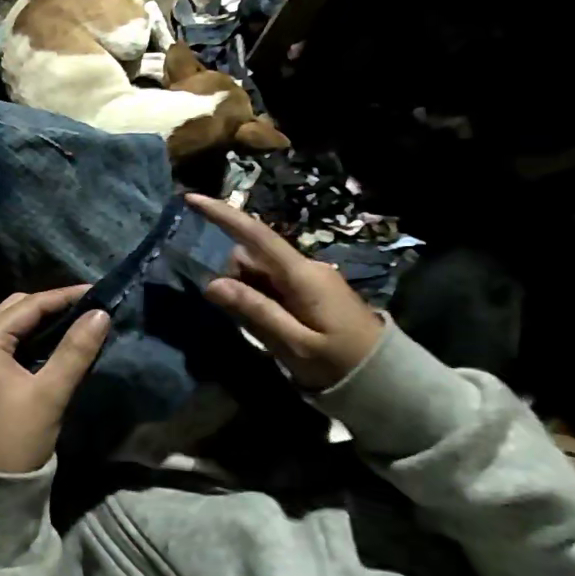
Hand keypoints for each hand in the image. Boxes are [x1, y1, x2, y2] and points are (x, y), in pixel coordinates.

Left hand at [0, 286, 110, 473]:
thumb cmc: (18, 436)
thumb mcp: (50, 392)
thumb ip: (76, 350)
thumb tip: (100, 314)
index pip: (28, 306)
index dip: (63, 296)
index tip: (96, 292)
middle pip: (15, 309)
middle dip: (51, 304)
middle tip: (87, 306)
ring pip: (11, 325)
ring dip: (41, 320)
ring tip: (76, 319)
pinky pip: (7, 342)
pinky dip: (31, 337)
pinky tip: (56, 341)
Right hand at [185, 193, 384, 388]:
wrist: (383, 377)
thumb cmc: (339, 363)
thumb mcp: (294, 343)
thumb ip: (255, 311)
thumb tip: (213, 284)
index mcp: (301, 275)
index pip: (256, 235)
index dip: (222, 214)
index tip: (191, 198)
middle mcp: (304, 267)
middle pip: (251, 256)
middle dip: (233, 277)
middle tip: (240, 319)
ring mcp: (309, 277)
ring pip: (259, 270)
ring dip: (247, 291)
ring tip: (262, 331)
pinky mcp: (311, 289)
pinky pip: (273, 282)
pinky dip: (260, 297)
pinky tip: (269, 324)